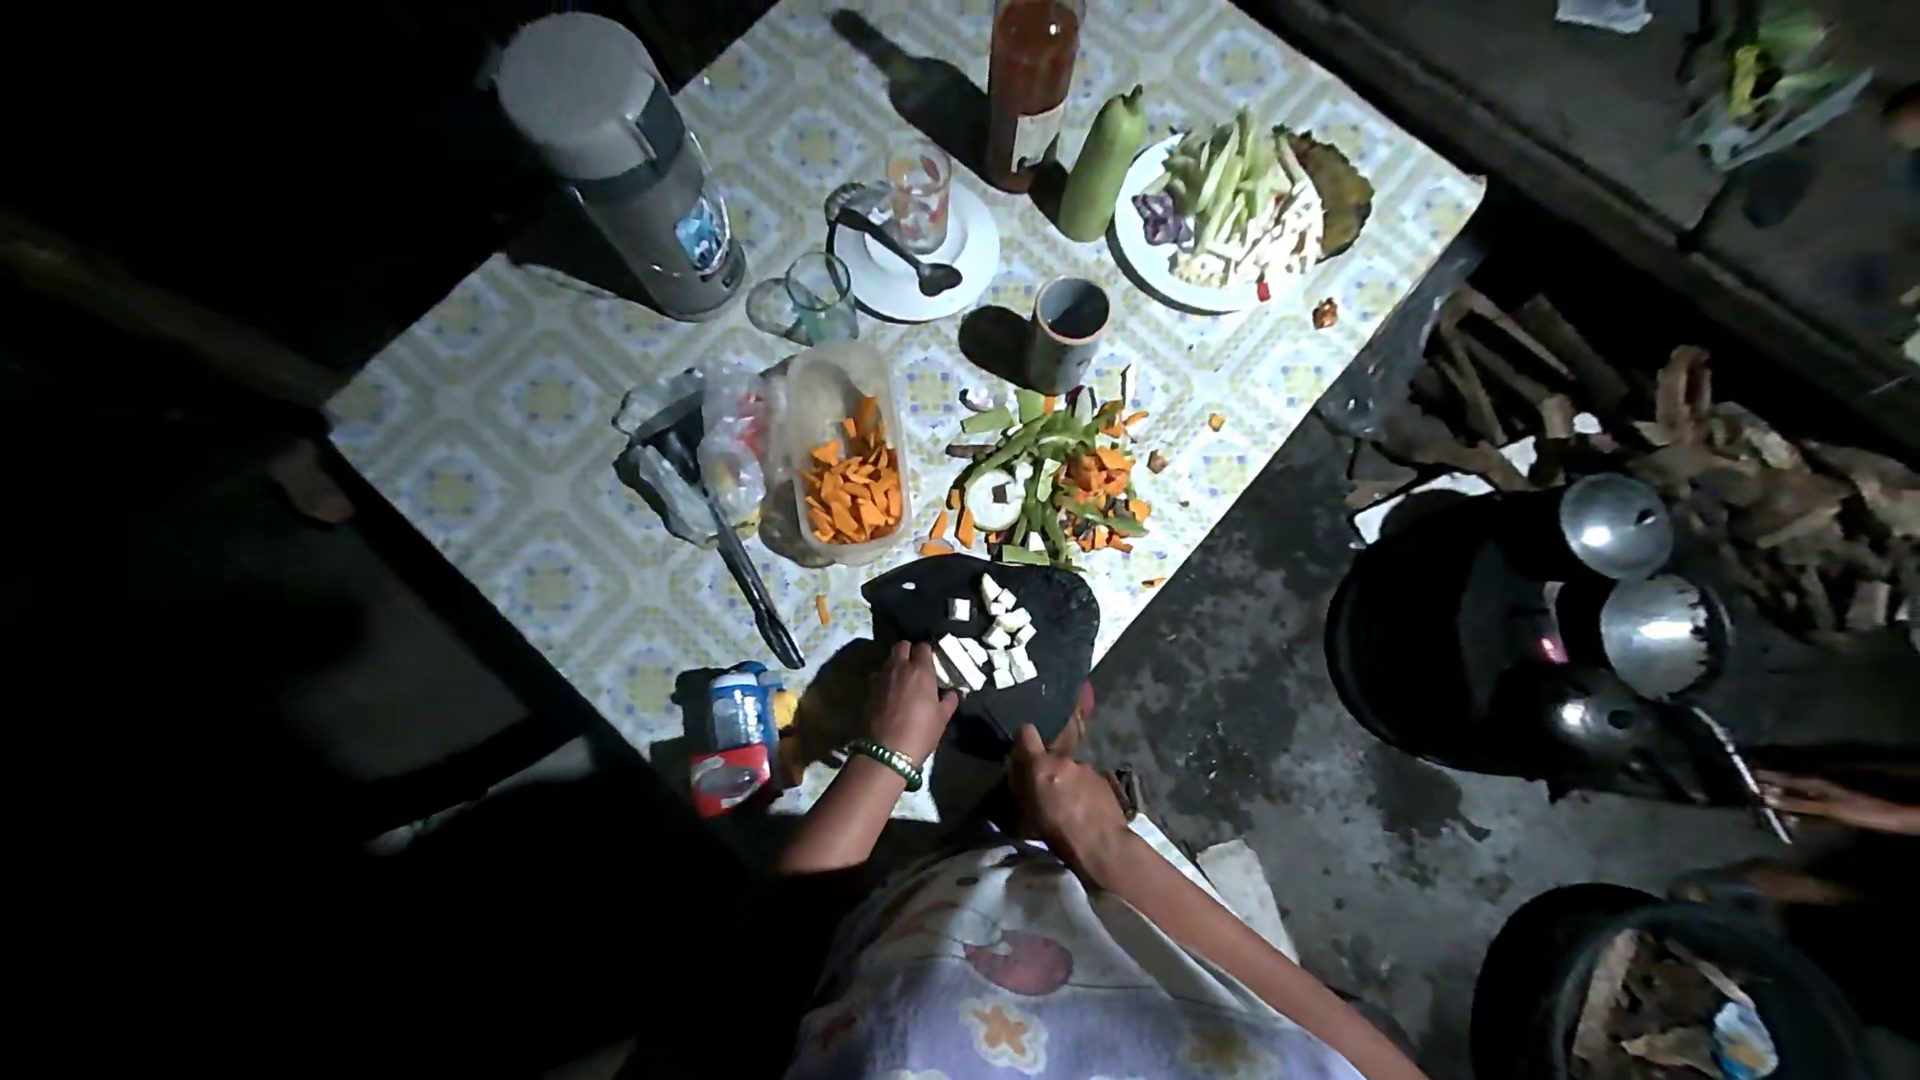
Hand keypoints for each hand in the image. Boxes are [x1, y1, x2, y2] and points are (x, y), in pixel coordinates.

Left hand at [865, 641, 959, 765]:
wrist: (887, 752)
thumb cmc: (920, 732)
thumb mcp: (942, 717)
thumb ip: (950, 700)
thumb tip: (954, 692)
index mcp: (920, 670)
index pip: (924, 646)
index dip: (928, 651)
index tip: (932, 661)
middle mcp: (899, 667)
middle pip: (902, 645)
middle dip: (909, 651)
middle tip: (915, 664)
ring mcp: (881, 677)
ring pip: (888, 659)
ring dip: (895, 664)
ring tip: (901, 678)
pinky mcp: (868, 690)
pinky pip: (877, 675)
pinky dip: (884, 678)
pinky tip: (888, 692)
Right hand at [1010, 723, 1134, 884]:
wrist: (1100, 844)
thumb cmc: (1057, 832)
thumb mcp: (1025, 814)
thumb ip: (1019, 787)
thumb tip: (1017, 773)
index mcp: (1040, 765)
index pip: (1026, 732)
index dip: (1024, 740)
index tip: (1025, 755)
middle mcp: (1063, 759)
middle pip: (1051, 756)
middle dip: (1049, 769)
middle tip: (1050, 791)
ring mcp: (1085, 767)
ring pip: (1070, 768)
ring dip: (1069, 780)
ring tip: (1073, 804)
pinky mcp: (1102, 778)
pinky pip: (1087, 778)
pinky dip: (1085, 789)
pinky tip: (1088, 808)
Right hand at [1756, 770, 1919, 834]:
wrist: (1901, 818)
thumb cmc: (1864, 811)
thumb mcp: (1830, 809)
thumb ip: (1798, 804)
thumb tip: (1764, 799)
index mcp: (1810, 781)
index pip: (1774, 775)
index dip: (1754, 776)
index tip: (1735, 779)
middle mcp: (1813, 783)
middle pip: (1781, 783)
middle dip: (1763, 788)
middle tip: (1745, 796)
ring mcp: (1822, 792)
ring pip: (1791, 792)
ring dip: (1778, 799)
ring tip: (1764, 808)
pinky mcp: (1829, 801)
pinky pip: (1803, 800)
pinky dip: (1793, 806)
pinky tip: (1789, 815)